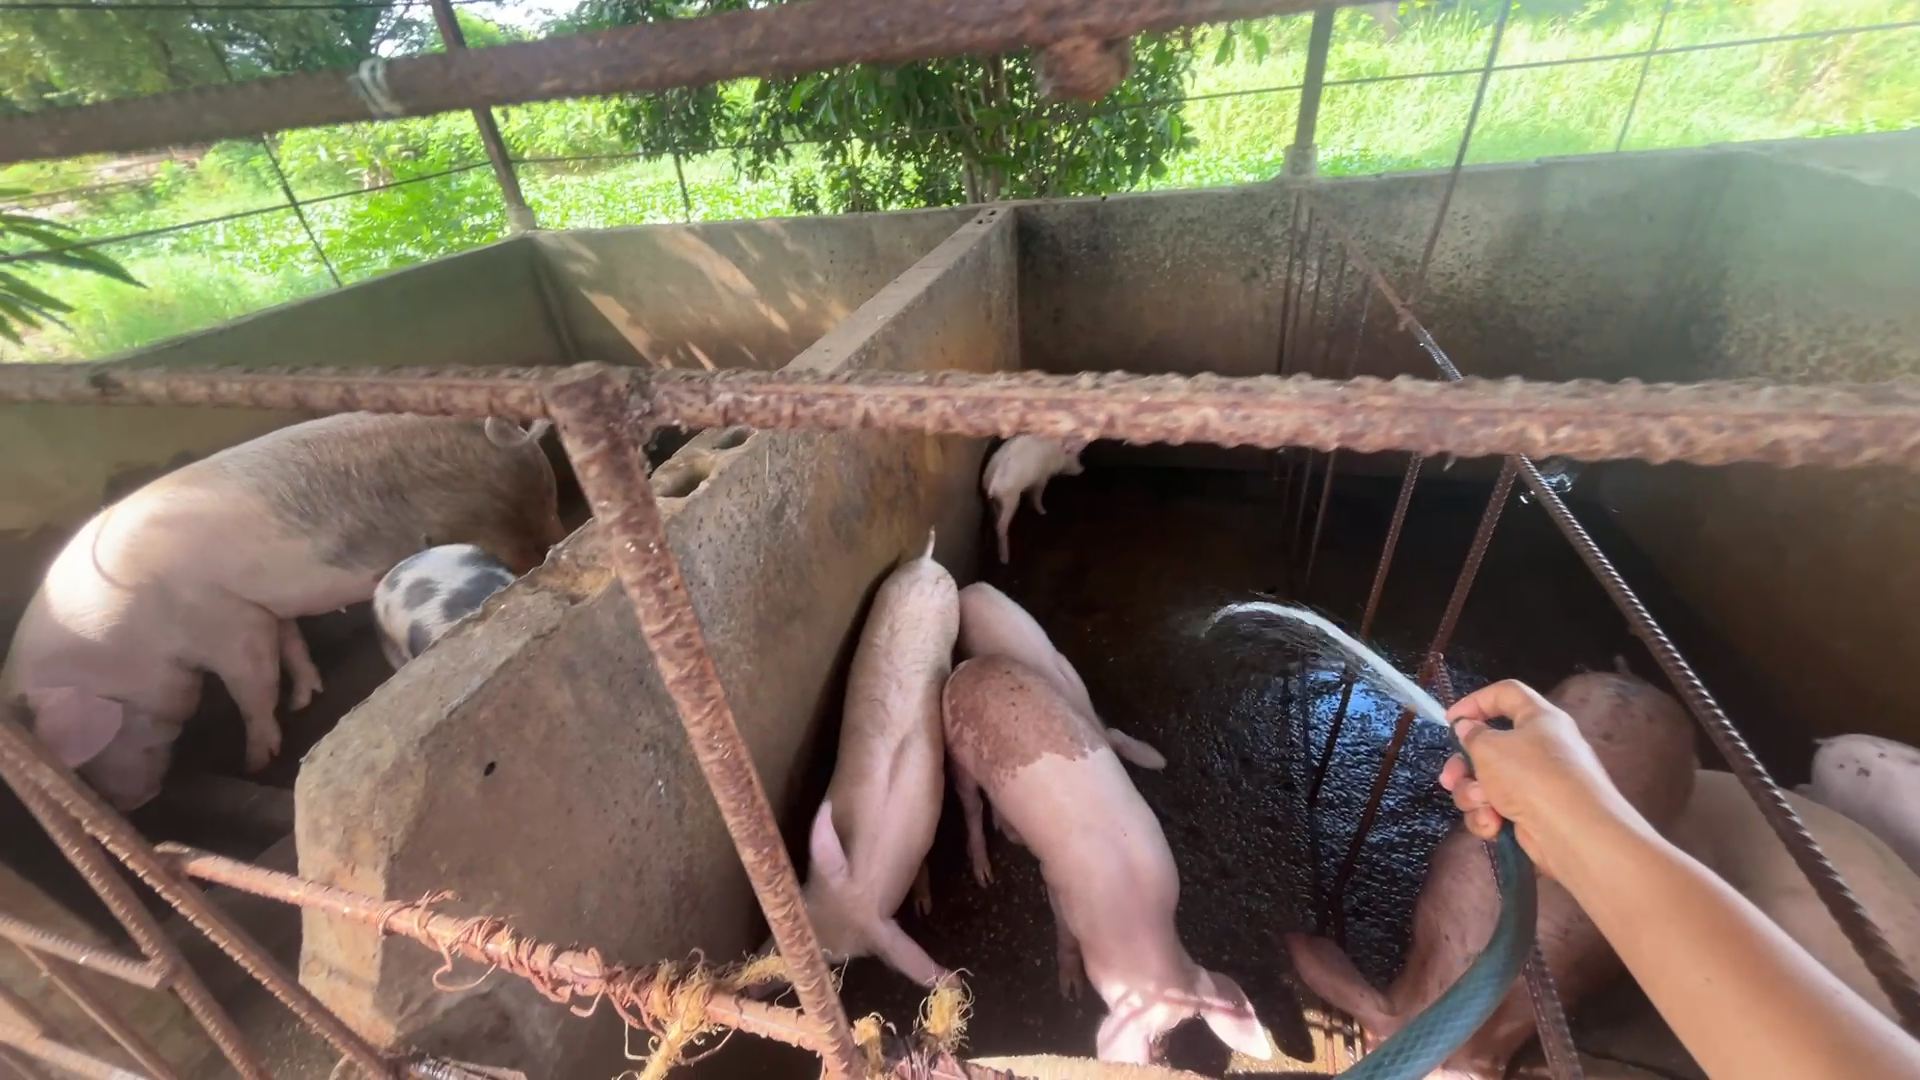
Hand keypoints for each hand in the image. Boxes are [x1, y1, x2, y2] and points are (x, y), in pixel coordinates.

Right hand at [1439, 679, 1639, 878]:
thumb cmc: (1531, 777)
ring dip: (1473, 793)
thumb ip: (1471, 734)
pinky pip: (1498, 807)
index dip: (1474, 701)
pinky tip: (1494, 824)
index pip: (1506, 693)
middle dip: (1463, 765)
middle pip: (1489, 746)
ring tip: (1480, 804)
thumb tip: (1469, 730)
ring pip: (1488, 781)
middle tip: (1450, 778)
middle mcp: (1542, 748)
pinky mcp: (1535, 814)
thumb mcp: (1488, 747)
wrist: (1578, 836)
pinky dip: (1490, 815)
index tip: (1450, 720)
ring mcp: (1539, 784)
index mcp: (1540, 720)